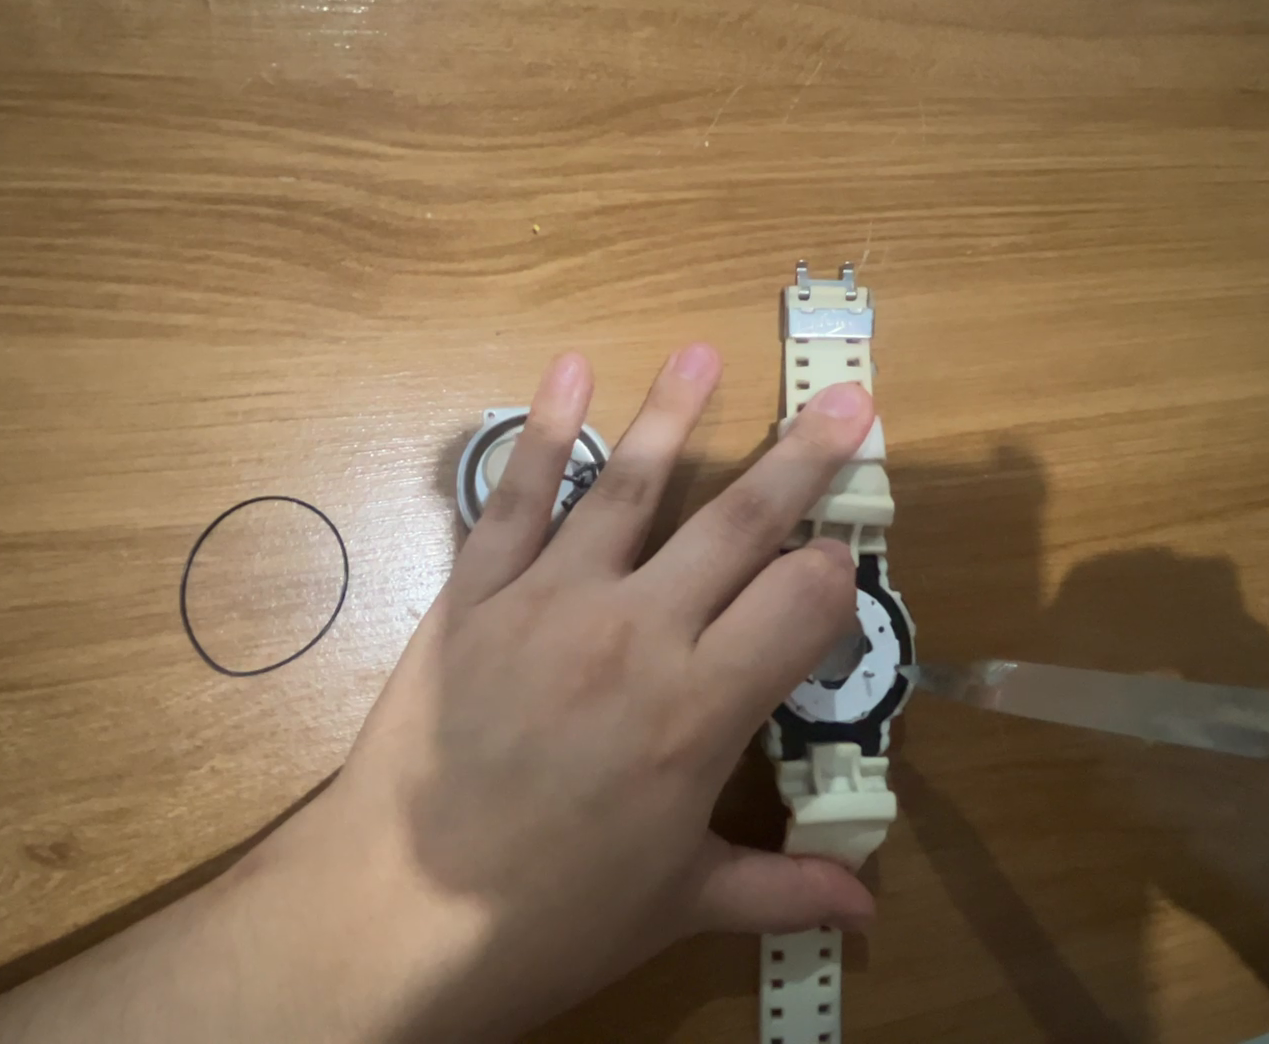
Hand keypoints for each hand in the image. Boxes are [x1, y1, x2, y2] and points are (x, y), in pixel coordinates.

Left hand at [0, 346, 877, 1043]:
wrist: (398, 912)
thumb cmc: (551, 915)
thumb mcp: (678, 902)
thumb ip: (781, 890)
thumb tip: (870, 908)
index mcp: (700, 709)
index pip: (801, 603)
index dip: (833, 576)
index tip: (841, 561)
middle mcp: (637, 632)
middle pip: (739, 523)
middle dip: (803, 459)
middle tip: (847, 399)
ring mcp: (551, 599)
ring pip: (630, 487)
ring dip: (674, 414)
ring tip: (703, 353)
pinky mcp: (478, 592)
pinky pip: (517, 498)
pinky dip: (543, 431)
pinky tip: (567, 373)